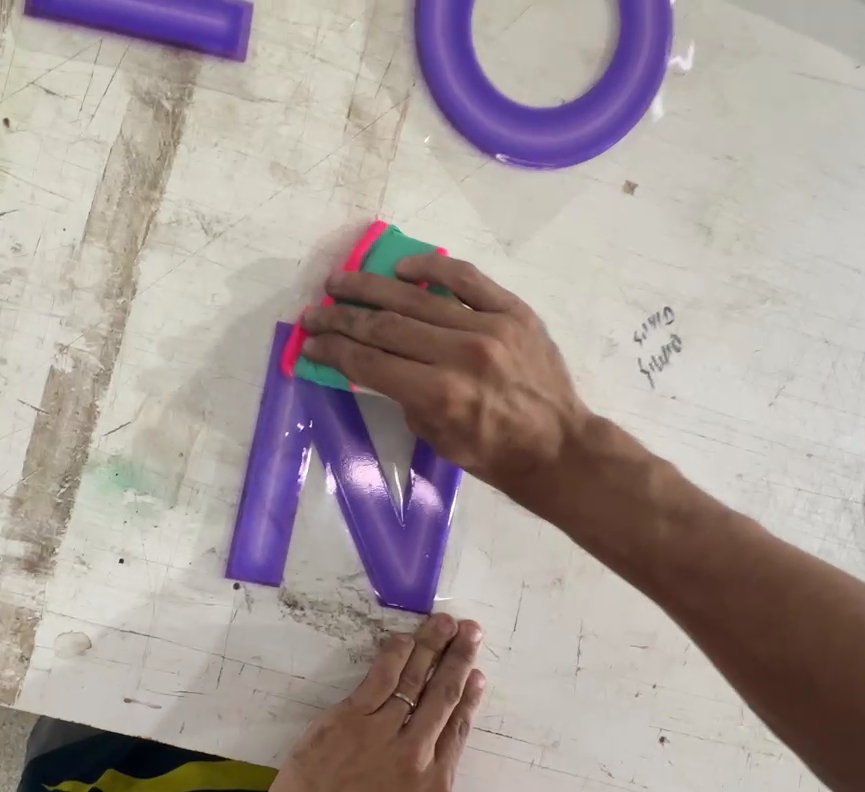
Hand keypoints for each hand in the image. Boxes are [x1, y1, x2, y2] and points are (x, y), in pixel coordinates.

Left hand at [232, 614, 486, 791]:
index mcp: (434, 785)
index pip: (459, 730)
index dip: (470, 699)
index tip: (480, 676)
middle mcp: (414, 750)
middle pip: (442, 696)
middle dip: (460, 660)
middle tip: (472, 630)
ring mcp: (380, 730)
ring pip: (412, 680)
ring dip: (431, 647)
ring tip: (445, 621)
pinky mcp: (346, 718)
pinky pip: (376, 680)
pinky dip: (393, 657)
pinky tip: (405, 638)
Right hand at [299, 254, 591, 503]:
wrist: (555, 445)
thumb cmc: (488, 451)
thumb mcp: (432, 435)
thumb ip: (401, 394)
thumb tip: (370, 361)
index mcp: (438, 394)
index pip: (369, 361)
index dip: (333, 349)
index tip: (309, 341)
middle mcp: (461, 355)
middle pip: (385, 325)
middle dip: (341, 318)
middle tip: (313, 311)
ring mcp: (490, 327)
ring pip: (417, 297)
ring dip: (371, 287)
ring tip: (340, 281)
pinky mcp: (513, 311)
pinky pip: (466, 279)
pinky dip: (432, 268)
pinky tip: (402, 267)